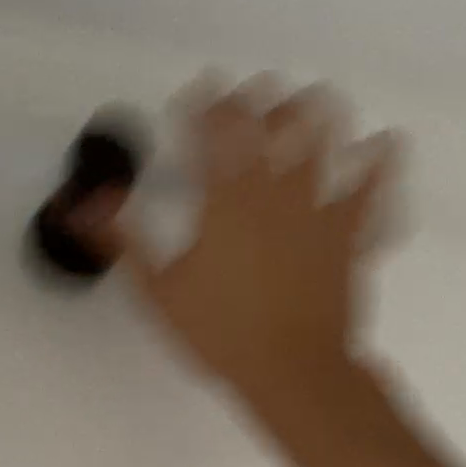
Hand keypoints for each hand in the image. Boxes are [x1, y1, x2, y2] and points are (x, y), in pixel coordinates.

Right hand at [79, 75, 402, 402]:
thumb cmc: (219, 335)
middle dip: (257, 97)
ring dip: (318, 111)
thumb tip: (83, 203)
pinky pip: (376, 188)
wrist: (291, 371)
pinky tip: (382, 146)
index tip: (193, 95)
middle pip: (270, 117)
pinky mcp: (352, 232)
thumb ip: (124, 241)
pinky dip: (382, 163)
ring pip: (328, 134)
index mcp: (223, 200)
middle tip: (248, 98)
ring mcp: (319, 207)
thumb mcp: (159, 293)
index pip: (210, 128)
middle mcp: (274, 190)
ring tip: (309, 106)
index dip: (201, 101)